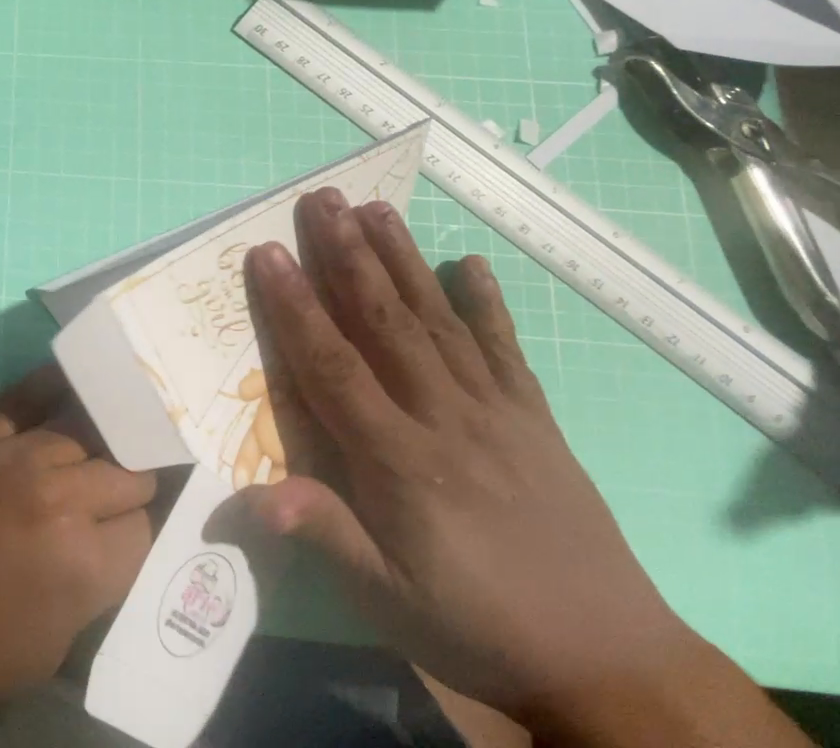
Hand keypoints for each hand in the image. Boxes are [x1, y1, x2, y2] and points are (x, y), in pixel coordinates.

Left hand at [0, 367, 155, 737]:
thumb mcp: (51, 644)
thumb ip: (95, 583)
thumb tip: (112, 539)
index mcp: (83, 561)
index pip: (146, 525)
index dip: (137, 533)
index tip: (125, 536)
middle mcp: (54, 496)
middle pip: (122, 472)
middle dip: (123, 489)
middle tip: (109, 503)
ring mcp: (5, 455)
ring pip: (80, 430)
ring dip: (91, 447)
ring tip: (94, 451)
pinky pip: (20, 396)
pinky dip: (50, 388)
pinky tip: (72, 379)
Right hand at [239, 189, 692, 717]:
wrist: (605, 658)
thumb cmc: (473, 624)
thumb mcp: (386, 597)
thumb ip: (324, 534)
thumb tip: (251, 495)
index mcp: (399, 460)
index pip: (334, 366)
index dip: (295, 306)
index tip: (268, 252)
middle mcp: (446, 419)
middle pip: (386, 323)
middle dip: (348, 257)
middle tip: (320, 199)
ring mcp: (497, 414)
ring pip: (440, 322)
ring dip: (404, 262)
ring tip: (376, 209)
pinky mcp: (536, 422)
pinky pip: (506, 352)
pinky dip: (487, 305)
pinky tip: (470, 264)